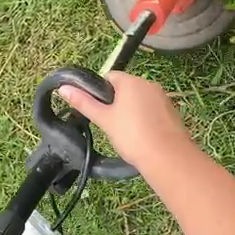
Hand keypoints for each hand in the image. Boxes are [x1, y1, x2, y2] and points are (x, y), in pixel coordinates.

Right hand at [59, 71, 194, 172]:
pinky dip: (144, 119)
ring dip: (130, 111)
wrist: (167, 157)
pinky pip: (152, 110)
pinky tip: (141, 136)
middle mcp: (149, 84)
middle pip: (125, 88)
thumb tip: (63, 88)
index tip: (97, 110)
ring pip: (139, 100)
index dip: (99, 91)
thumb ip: (84, 102)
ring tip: (125, 133)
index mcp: (131, 81)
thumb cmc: (132, 136)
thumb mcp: (104, 119)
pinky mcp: (171, 112)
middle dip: (115, 102)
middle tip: (109, 124)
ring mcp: (163, 97)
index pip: (109, 76)